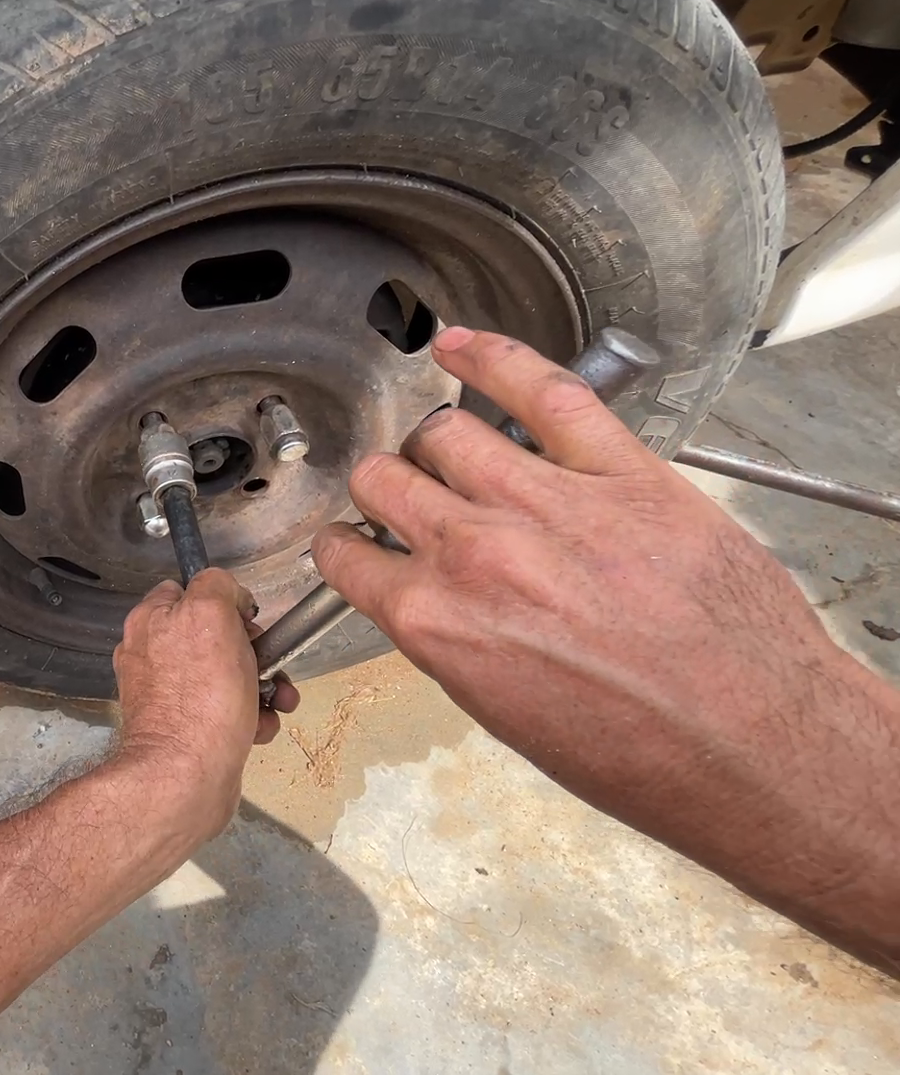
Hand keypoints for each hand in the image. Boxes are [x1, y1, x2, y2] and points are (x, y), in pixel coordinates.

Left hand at [110, 569, 298, 841]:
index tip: (246, 620)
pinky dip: (249, 719)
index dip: (223, 601)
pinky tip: (257, 730)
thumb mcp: (210, 615)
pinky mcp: (187, 727)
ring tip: (274, 704)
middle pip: (215, 636)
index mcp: (150, 621)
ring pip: (227, 675)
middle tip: (267, 666)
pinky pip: (227, 711)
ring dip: (261, 687)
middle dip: (253, 651)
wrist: (186, 774)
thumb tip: (226, 591)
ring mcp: (168, 692)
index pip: (188, 590)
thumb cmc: (201, 694)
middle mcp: (152, 653)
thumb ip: (215, 587)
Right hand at [311, 327, 899, 954]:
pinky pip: (544, 392)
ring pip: (441, 434)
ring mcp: (546, 504)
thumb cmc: (625, 746)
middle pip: (380, 480)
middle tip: (399, 501)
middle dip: (380, 492)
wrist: (758, 753)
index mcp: (431, 616)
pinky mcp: (622, 474)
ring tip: (444, 456)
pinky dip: (493, 358)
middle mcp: (473, 552)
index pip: (343, 554)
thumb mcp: (481, 698)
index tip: (353, 548)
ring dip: (430, 447)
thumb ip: (430, 624)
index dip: (343, 550)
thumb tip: (409, 584)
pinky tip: (458, 346)